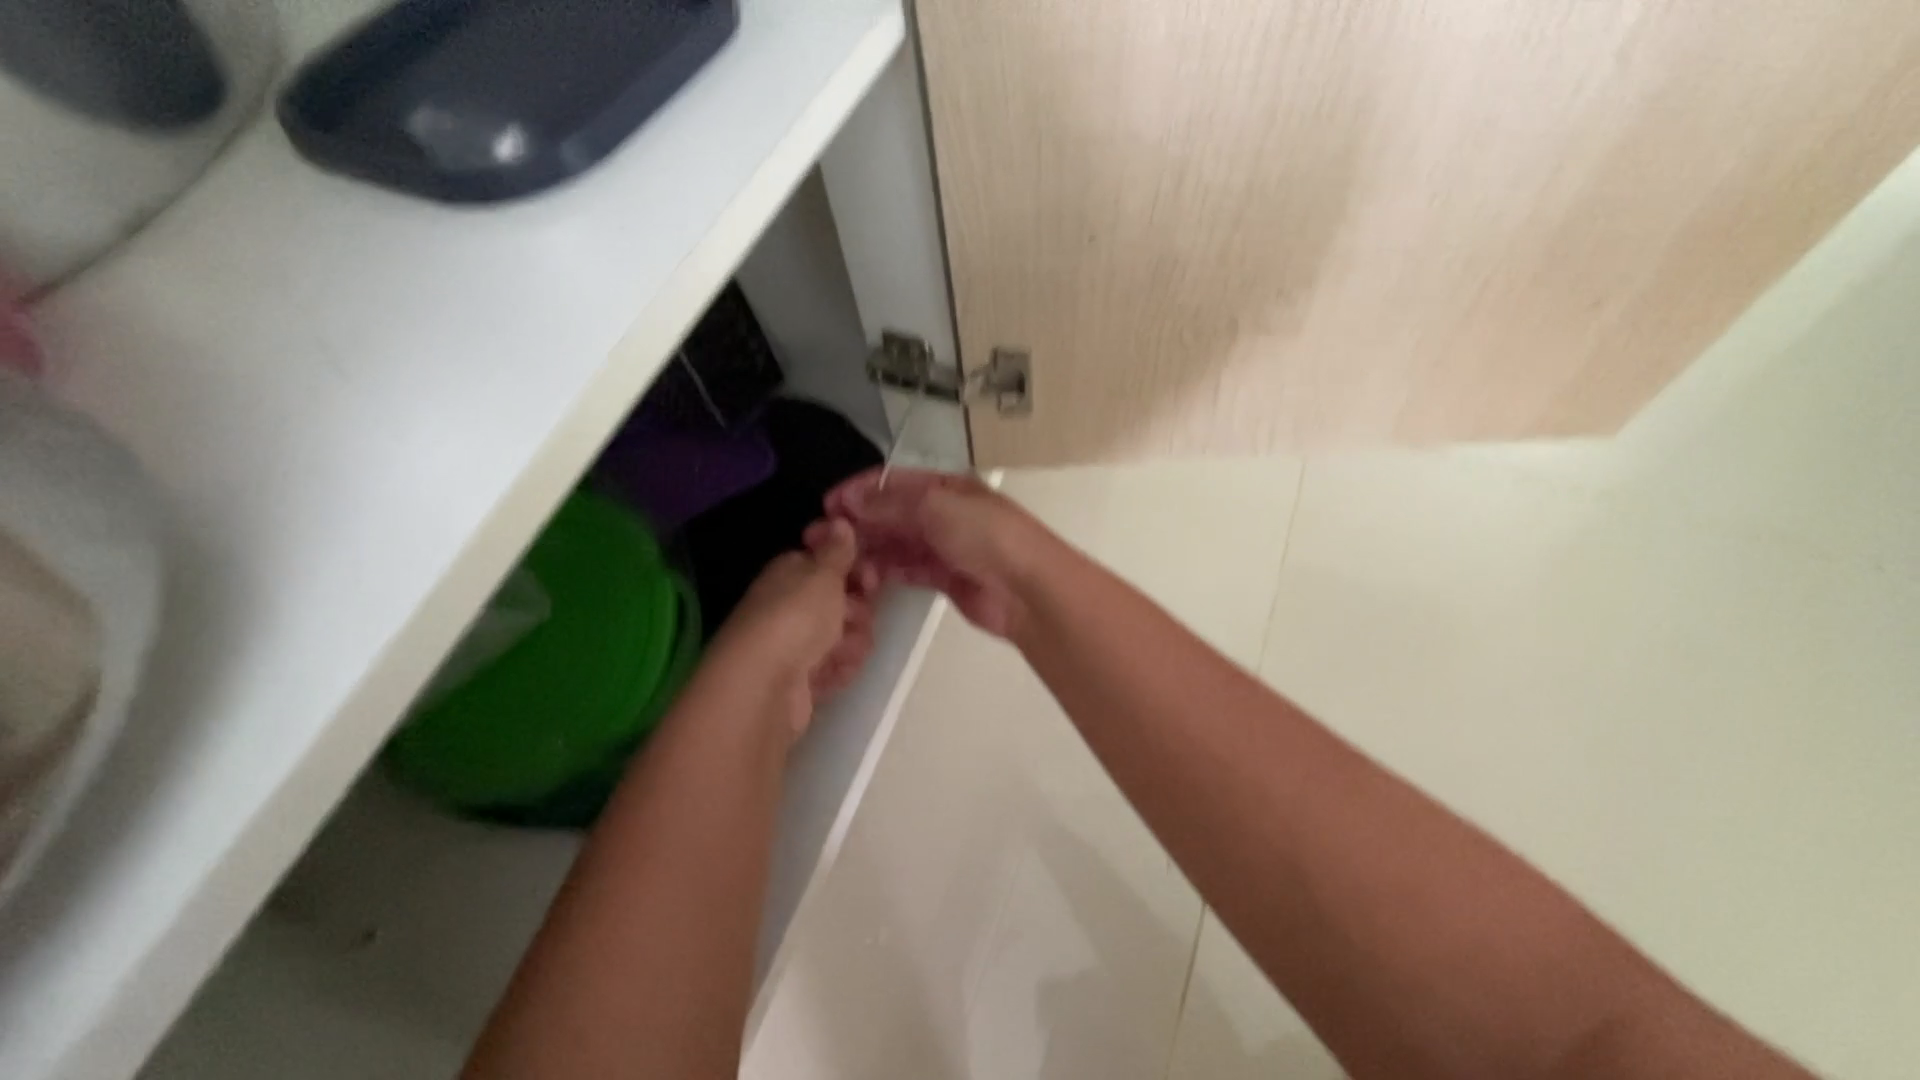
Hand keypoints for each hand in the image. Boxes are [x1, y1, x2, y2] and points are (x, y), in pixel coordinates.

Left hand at [710, 519, 875, 736]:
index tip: (870, 577)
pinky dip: (839, 669)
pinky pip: (835, 667)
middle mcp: (791, 605)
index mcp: (791, 573)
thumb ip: (837, 551)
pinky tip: (834, 673)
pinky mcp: (803, 679)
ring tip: (841, 651)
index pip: (828, 564)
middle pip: (841, 601)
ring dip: (852, 642)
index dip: (854, 569)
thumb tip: (840, 521)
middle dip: (857, 610)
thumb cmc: (795, 618)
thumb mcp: (822, 575)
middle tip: (854, 616)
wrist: (764, 685)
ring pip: (843, 636)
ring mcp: (796, 643)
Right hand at [825, 468, 1044, 639]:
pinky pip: (909, 569)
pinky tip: (866, 576)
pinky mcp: (946, 579)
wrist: (1028, 588)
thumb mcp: (936, 507)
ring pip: (899, 543)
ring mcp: (946, 547)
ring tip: (841, 560)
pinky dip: (888, 570)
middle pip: (894, 513)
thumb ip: (892, 504)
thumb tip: (853, 499)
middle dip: (860, 521)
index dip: (860, 490)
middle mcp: (945, 513)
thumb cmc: (986, 536)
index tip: (827, 504)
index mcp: (947, 487)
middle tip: (823, 537)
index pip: (894, 482)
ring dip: (871, 547)